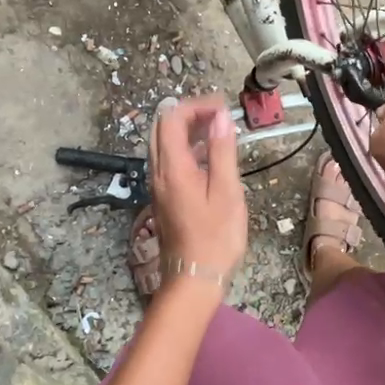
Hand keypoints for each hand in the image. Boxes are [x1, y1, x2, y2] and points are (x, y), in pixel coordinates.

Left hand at [148, 96, 248, 282]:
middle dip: (189, 114)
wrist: (194, 279)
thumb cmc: (215, 238)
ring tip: (218, 132)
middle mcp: (158, 173)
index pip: (172, 118)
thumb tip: (221, 117)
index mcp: (173, 168)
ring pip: (163, 144)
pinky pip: (169, 161)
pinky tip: (210, 158)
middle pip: (162, 127)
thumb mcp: (226, 192)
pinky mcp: (164, 198)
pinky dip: (186, 149)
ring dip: (187, 131)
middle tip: (219, 116)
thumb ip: (222, 151)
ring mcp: (158, 186)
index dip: (196, 105)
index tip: (223, 108)